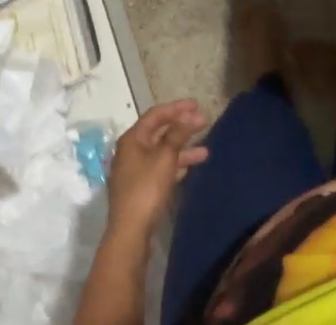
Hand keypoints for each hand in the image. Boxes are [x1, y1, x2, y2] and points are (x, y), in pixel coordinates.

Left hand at [107, 99, 209, 231]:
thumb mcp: (165, 157)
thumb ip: (178, 134)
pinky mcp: (140, 186)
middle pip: (159, 132)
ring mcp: (134, 170)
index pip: (156, 115)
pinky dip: (176, 164)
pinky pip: (161, 167)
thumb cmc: (146, 188)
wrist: (130, 231)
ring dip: (183, 149)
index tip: (197, 104)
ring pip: (162, 151)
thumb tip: (189, 116)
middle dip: (182, 127)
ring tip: (205, 151)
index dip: (177, 108)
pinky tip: (191, 167)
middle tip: (204, 121)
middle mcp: (131, 150)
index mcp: (132, 139)